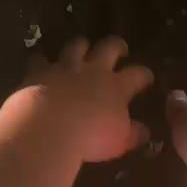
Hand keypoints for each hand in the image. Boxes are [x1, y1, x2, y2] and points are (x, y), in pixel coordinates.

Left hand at [5, 36, 153, 162]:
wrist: (48, 125)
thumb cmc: (90, 137)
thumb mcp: (119, 141)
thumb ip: (132, 134)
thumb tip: (144, 131)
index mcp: (116, 87)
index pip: (137, 75)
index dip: (143, 74)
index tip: (146, 77)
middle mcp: (93, 71)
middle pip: (109, 48)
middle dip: (117, 46)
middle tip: (120, 48)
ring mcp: (65, 68)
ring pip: (77, 46)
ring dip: (81, 45)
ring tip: (83, 46)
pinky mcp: (40, 71)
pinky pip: (40, 59)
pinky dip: (41, 60)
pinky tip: (39, 61)